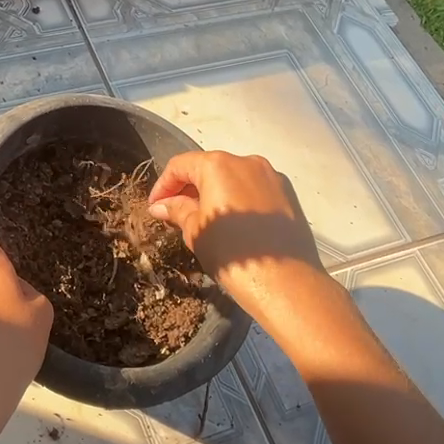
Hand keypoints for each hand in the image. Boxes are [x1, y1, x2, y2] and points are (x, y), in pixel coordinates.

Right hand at [147, 151, 327, 316]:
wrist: (286, 282)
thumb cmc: (231, 253)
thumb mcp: (195, 231)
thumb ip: (177, 210)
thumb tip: (160, 206)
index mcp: (217, 165)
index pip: (180, 165)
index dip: (163, 185)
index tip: (155, 206)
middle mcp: (246, 162)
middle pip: (208, 168)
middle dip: (189, 188)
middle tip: (175, 212)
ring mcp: (271, 176)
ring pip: (233, 177)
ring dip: (215, 193)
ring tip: (205, 218)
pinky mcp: (288, 193)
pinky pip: (254, 189)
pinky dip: (238, 199)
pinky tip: (234, 224)